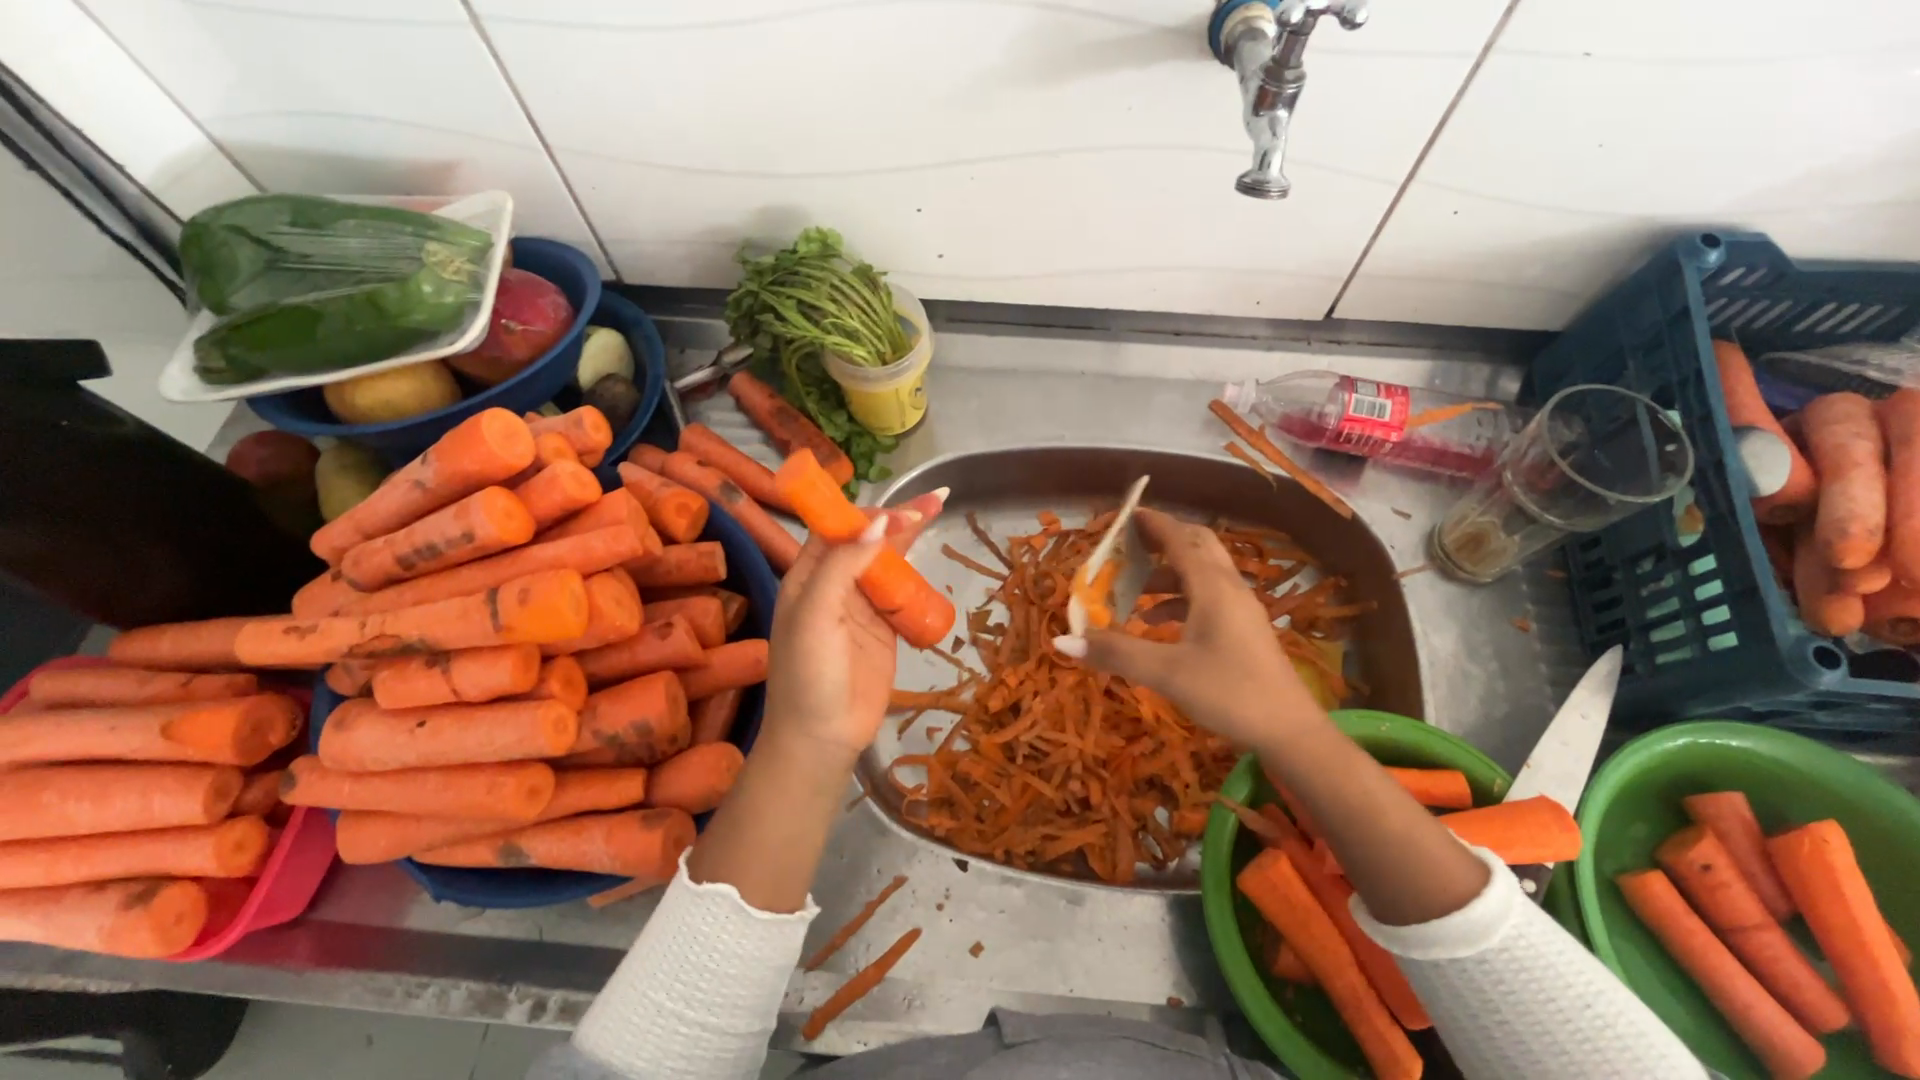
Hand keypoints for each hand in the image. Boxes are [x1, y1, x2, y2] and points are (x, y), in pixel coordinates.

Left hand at [760, 491, 944, 764]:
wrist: (822, 737)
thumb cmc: (809, 674)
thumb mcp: (816, 614)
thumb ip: (842, 566)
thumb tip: (878, 523)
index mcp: (807, 576)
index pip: (837, 529)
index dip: (869, 513)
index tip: (902, 507)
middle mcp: (833, 585)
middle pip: (868, 540)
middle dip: (898, 517)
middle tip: (935, 499)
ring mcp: (860, 607)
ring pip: (888, 563)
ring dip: (910, 538)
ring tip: (937, 511)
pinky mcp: (884, 629)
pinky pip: (903, 594)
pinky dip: (918, 574)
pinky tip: (932, 555)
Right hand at [1054, 508, 1323, 748]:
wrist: (1289, 730)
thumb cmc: (1229, 693)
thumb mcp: (1166, 673)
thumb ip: (1116, 652)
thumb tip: (1062, 639)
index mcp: (1212, 587)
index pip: (1179, 538)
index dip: (1152, 522)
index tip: (1123, 514)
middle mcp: (1229, 589)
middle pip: (1196, 547)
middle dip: (1161, 541)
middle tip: (1126, 547)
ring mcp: (1240, 610)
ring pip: (1201, 575)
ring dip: (1166, 575)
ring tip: (1130, 594)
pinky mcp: (1244, 630)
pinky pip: (1208, 599)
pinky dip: (1179, 600)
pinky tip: (1158, 625)